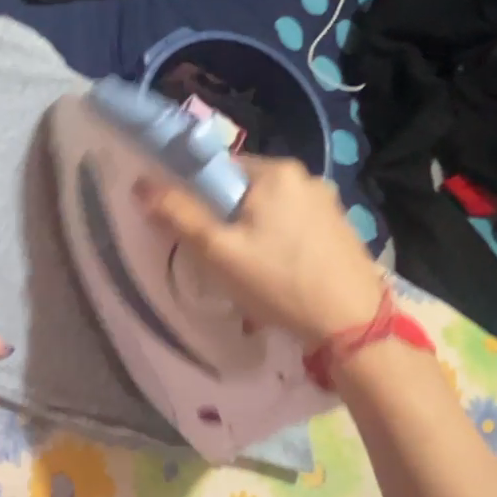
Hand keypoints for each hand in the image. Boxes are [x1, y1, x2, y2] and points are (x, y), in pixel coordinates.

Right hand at [135, 156, 381, 349]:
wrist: (355, 327)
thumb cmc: (279, 283)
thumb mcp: (218, 251)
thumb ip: (178, 214)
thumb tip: (141, 183)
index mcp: (275, 171)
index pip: (217, 170)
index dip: (197, 198)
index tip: (196, 231)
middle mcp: (305, 176)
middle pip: (243, 189)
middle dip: (226, 217)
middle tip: (221, 256)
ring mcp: (328, 201)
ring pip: (268, 208)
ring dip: (252, 230)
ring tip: (250, 269)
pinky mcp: (340, 226)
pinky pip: (293, 223)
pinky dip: (278, 240)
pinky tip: (279, 271)